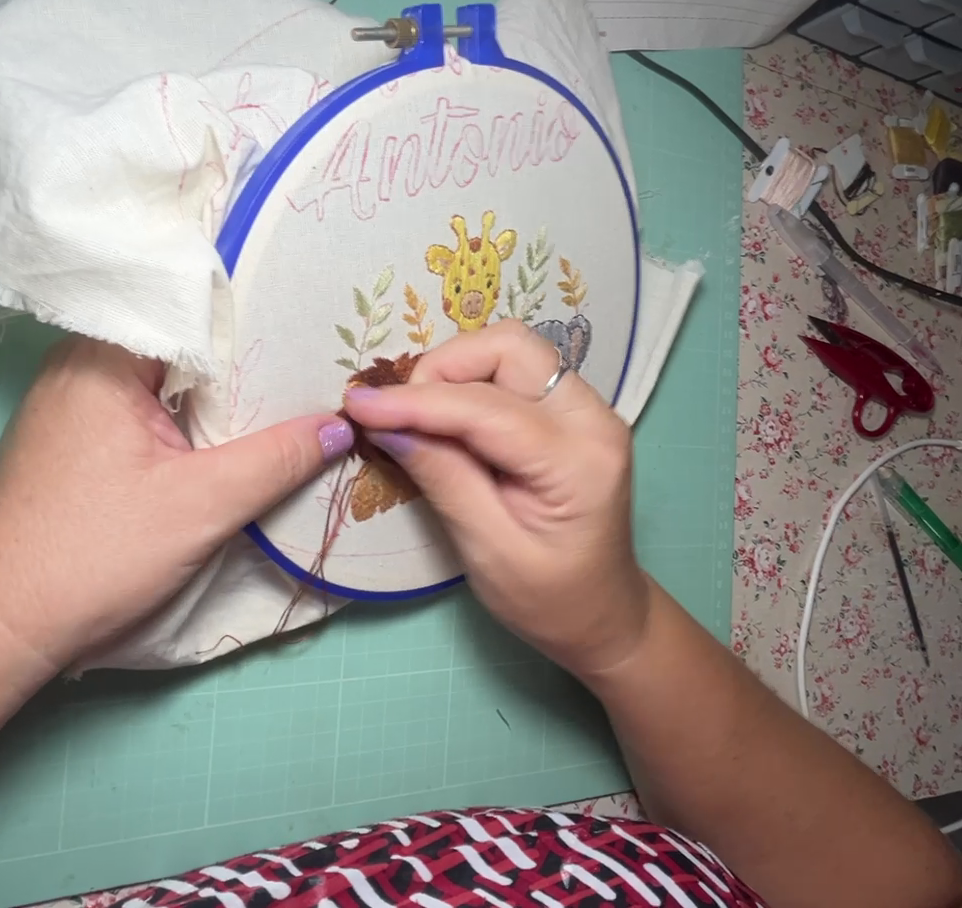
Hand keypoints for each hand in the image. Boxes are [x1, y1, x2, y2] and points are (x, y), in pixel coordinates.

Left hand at [0, 335, 353, 677]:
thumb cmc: (91, 555)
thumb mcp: (203, 505)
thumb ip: (279, 458)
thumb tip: (342, 424)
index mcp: (102, 356)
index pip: (190, 306)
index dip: (254, 307)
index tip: (310, 314)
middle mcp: (81, 364)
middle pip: (182, 343)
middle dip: (245, 355)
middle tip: (313, 356)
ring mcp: (74, 403)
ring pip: (166, 380)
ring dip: (220, 392)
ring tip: (288, 389)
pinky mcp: (76, 440)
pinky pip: (148, 409)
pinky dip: (190, 417)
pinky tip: (232, 433)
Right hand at [341, 321, 648, 677]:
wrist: (603, 614)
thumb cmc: (548, 599)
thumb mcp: (487, 551)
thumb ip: (442, 477)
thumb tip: (385, 422)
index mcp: (579, 461)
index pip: (487, 408)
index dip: (416, 402)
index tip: (358, 406)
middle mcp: (593, 417)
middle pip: (510, 346)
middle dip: (444, 368)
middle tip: (403, 415)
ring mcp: (588, 408)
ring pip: (511, 348)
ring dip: (456, 370)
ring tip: (422, 417)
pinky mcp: (573, 409)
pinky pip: (516, 369)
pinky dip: (472, 380)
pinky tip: (448, 417)